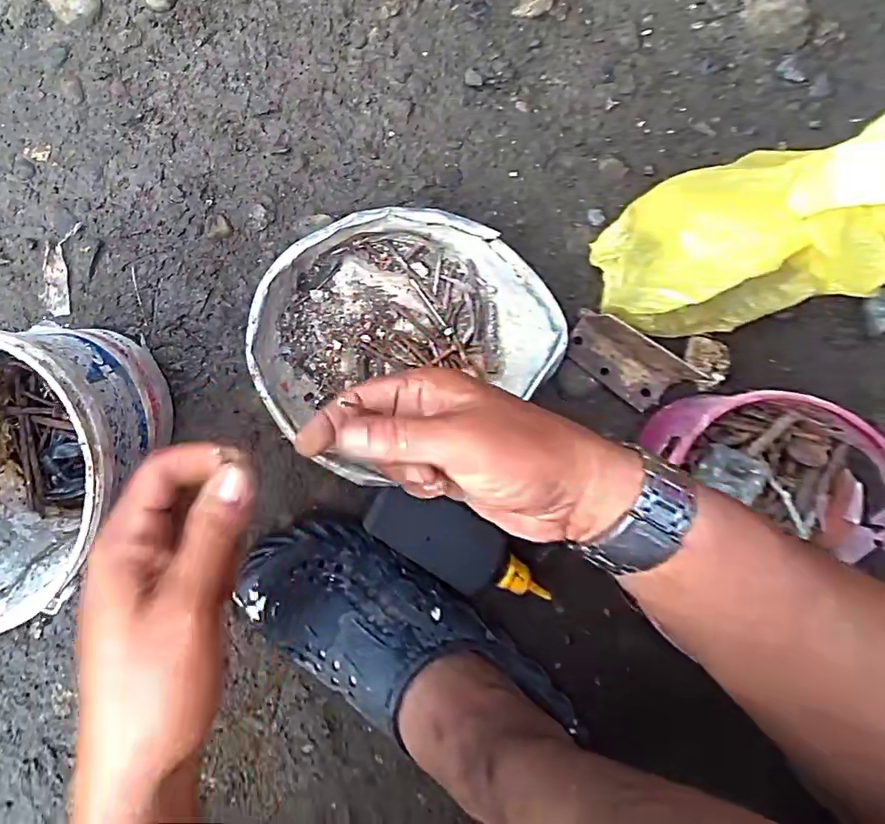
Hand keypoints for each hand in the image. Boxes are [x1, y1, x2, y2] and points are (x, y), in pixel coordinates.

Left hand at [73, 444, 254, 823]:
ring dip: (219, 536)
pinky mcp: (167, 601)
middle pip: (176, 497)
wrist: (140, 769)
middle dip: (216, 498)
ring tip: (231, 565)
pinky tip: (225, 587)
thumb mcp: (187, 603)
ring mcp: (149, 578)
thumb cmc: (148, 698)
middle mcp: (131, 554)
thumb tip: (234, 476)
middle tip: (249, 510)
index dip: (200, 459)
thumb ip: (213, 533)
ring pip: (191, 529)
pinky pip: (197, 561)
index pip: (158, 472)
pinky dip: (218, 564)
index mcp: (121, 544)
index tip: (241, 462)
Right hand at [293, 368, 641, 543]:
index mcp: (425, 388)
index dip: (332, 419)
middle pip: (369, 428)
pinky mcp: (444, 469)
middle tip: (409, 464)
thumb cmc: (528, 454)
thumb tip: (341, 432)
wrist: (576, 496)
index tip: (308, 443)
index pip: (361, 398)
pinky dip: (420, 485)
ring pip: (387, 457)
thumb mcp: (454, 442)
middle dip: (381, 452)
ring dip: (405, 472)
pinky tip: (446, 486)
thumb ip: (393, 437)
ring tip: (439, 474)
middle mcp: (426, 411)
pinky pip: (409, 476)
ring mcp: (435, 441)